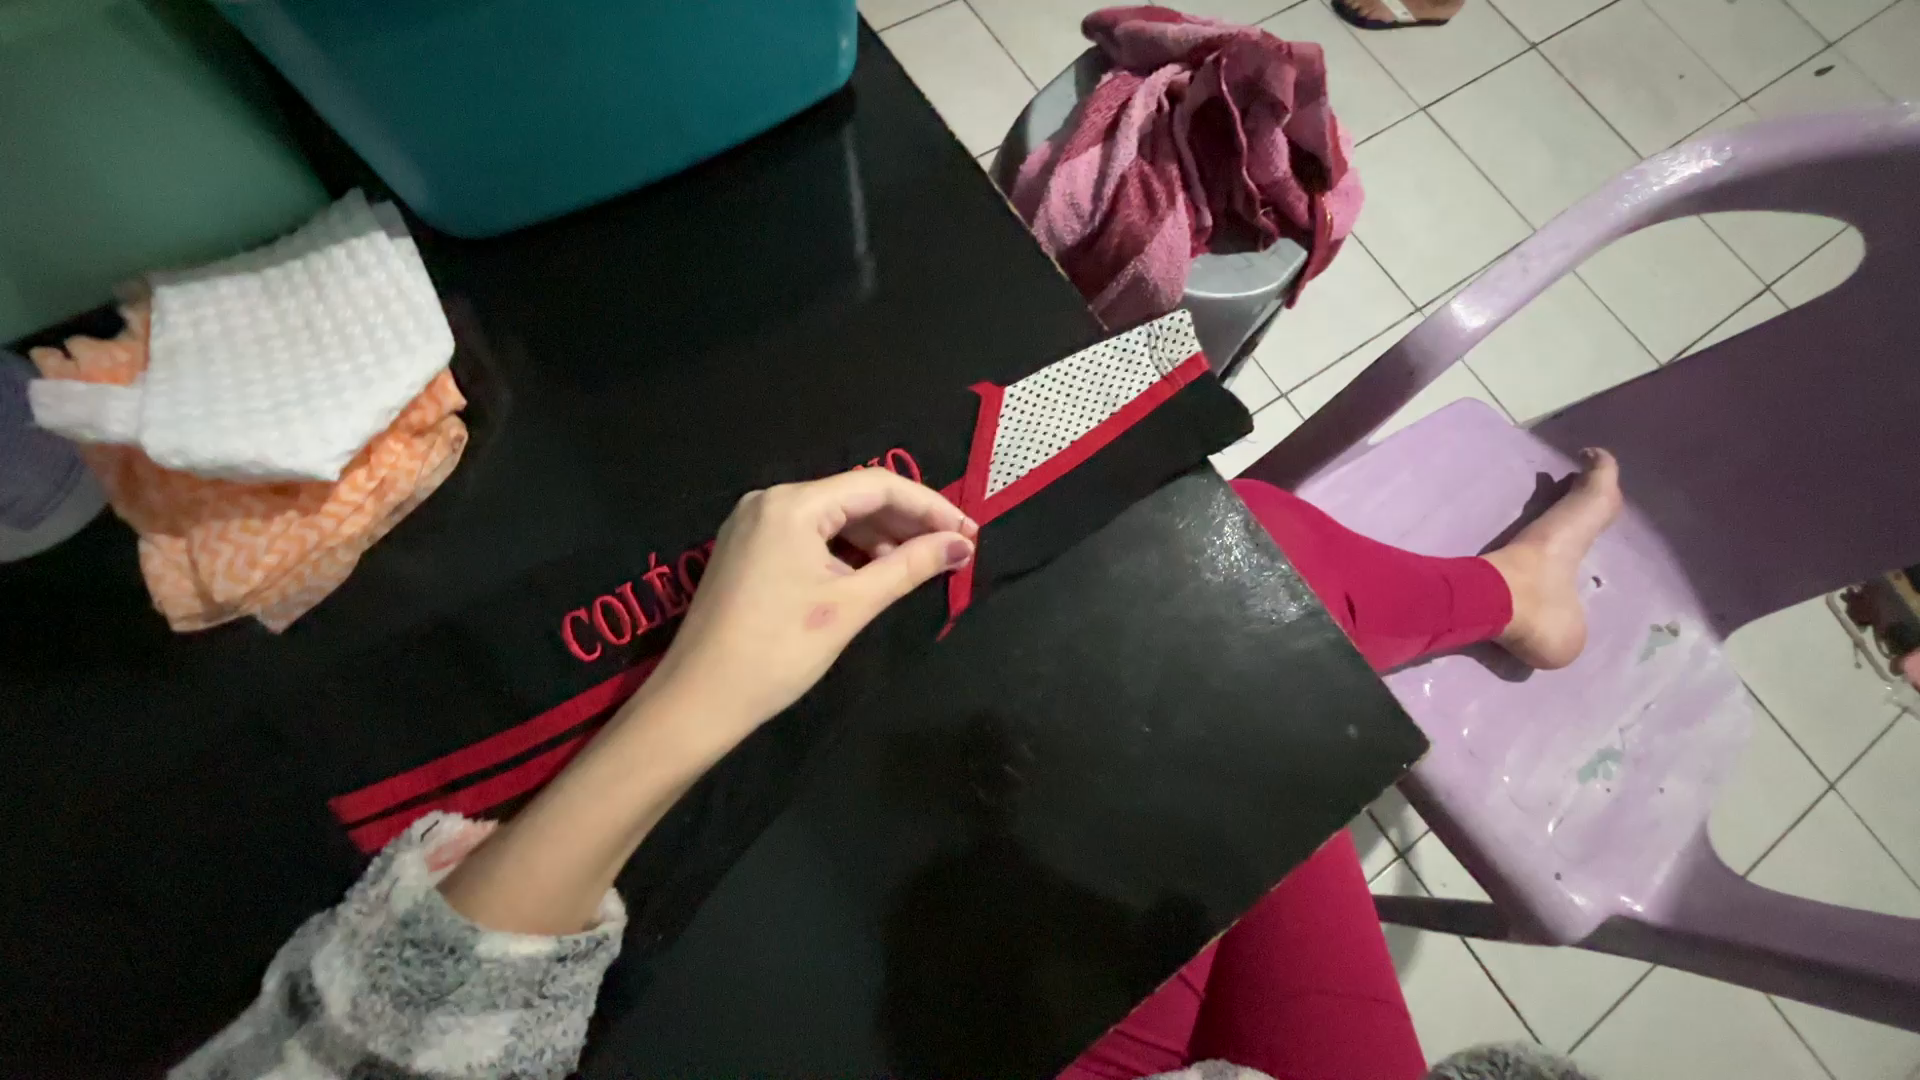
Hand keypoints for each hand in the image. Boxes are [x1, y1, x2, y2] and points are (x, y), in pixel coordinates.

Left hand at [647, 468, 976, 738]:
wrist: (697, 701)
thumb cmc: (777, 651)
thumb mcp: (850, 605)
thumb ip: (909, 567)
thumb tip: (961, 545)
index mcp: (792, 504)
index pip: (878, 485)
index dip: (931, 506)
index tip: (969, 533)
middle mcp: (771, 501)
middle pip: (855, 497)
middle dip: (908, 522)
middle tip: (954, 550)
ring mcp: (755, 524)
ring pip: (834, 518)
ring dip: (880, 538)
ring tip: (922, 564)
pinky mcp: (750, 550)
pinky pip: (811, 536)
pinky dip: (848, 551)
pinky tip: (876, 571)